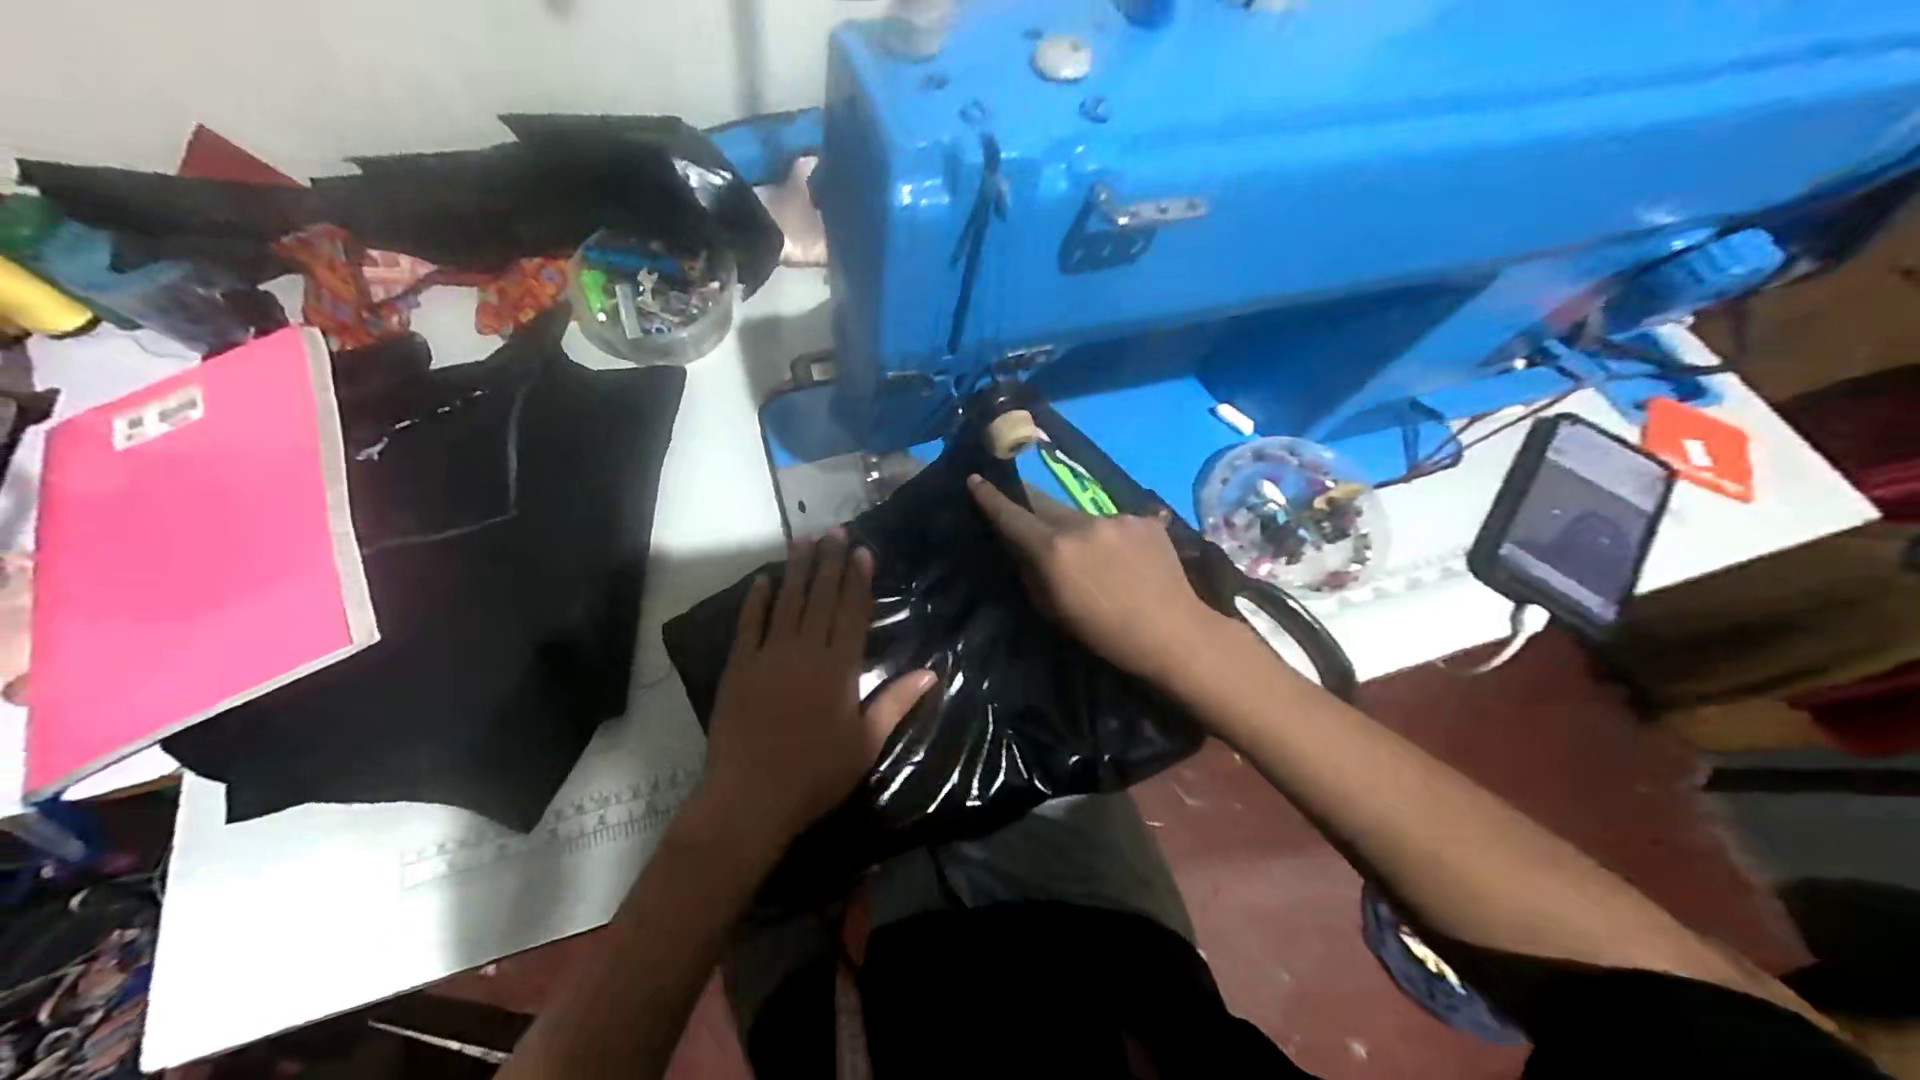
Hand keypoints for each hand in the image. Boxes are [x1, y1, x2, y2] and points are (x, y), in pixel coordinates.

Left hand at [694, 531, 936, 848]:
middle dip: (830, 561)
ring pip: (787, 601)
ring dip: (797, 569)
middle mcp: (804, 650)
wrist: (750, 797)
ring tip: (804, 539)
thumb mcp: (866, 742)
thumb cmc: (816, 773)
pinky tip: (763, 579)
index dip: (858, 579)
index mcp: (839, 667)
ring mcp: (768, 655)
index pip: (852, 611)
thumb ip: (896, 701)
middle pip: (820, 597)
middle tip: (836, 530)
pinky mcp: (738, 666)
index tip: (862, 551)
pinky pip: (748, 624)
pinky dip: (756, 599)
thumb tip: (931, 672)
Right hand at [967, 474, 1242, 685]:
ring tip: (1093, 559)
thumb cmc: (1104, 634)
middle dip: (1032, 508)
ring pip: (1081, 517)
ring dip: (1077, 531)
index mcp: (1052, 549)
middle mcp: (1080, 524)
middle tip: (1026, 514)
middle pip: (1044, 505)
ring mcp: (1115, 518)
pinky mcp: (1144, 519)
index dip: (990, 498)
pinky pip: (1114, 523)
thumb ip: (1030, 571)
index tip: (975, 479)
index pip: (1011, 516)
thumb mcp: (1052, 610)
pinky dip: (1111, 537)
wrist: (1172, 633)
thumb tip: (1019, 546)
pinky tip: (1126, 561)